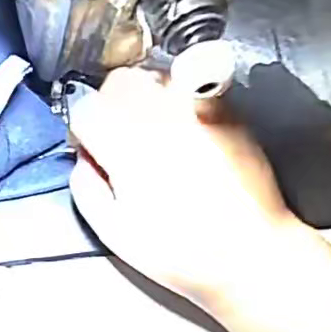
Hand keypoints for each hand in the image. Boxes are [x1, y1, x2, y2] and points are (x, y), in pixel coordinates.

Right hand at [67, 67, 316, 310]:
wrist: (248, 254)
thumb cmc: (182, 252)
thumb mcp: (115, 232)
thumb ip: (87, 189)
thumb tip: (83, 160)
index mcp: (127, 144)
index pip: (86, 110)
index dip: (81, 131)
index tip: (90, 149)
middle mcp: (162, 115)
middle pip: (118, 83)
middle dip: (109, 105)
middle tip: (115, 138)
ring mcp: (198, 108)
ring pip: (155, 77)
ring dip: (143, 99)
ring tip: (150, 136)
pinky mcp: (227, 112)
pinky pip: (190, 89)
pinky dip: (177, 103)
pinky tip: (182, 137)